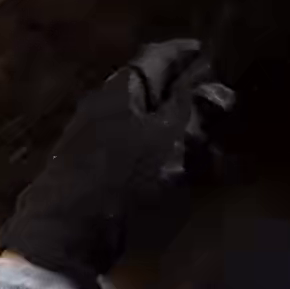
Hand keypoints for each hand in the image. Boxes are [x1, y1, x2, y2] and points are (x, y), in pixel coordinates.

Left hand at [0, 39, 232, 288]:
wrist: (69, 235)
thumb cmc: (122, 178)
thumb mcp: (168, 140)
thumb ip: (195, 110)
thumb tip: (221, 87)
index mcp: (121, 90)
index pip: (157, 57)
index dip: (186, 53)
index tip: (210, 53)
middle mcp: (108, 107)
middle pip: (155, 90)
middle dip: (190, 94)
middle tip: (220, 102)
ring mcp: (101, 139)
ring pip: (152, 122)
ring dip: (184, 129)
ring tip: (214, 145)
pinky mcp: (102, 169)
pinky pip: (145, 150)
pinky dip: (170, 154)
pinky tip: (189, 171)